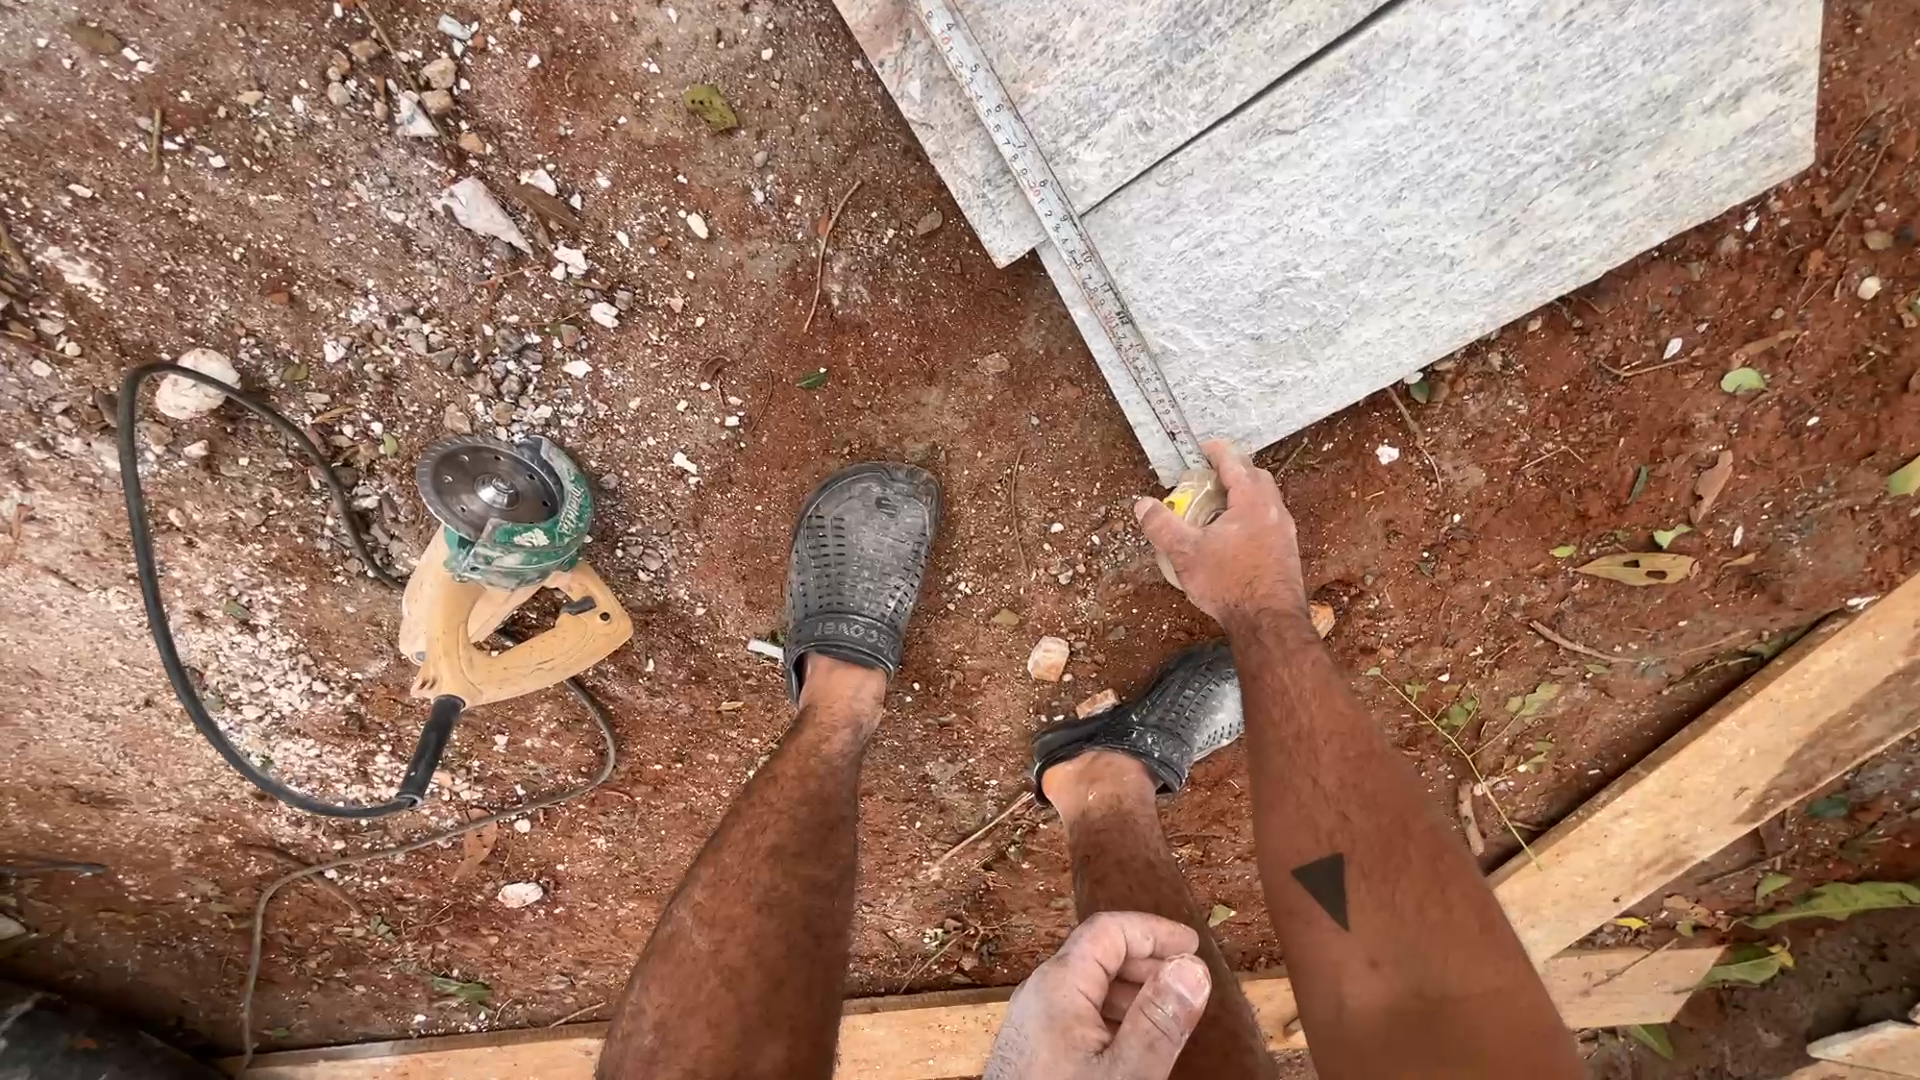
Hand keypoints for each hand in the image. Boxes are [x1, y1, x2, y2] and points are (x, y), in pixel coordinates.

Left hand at [983, 911, 1211, 1079]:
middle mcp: (1040, 991)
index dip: (1152, 930)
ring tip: (1169, 1012)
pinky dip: (1111, 1015)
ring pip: (1087, 984)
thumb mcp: (1126, 1074)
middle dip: (1146, 959)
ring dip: (1131, 989)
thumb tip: (1192, 968)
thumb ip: (1159, 1021)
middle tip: (1189, 982)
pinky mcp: (1033, 1046)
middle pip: (1097, 953)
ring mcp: (1033, 1018)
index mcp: (1059, 983)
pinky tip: (1133, 1043)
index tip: (1192, 945)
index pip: (1108, 930)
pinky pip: (1076, 1012)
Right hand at [1134, 439, 1307, 625]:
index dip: (1216, 451)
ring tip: (1216, 508)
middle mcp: (1274, 511)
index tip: (1202, 449)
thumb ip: (1162, 525)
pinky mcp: (1285, 553)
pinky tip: (1231, 538)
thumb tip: (1143, 505)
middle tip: (1207, 478)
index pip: (1235, 463)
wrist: (1268, 622)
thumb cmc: (1229, 583)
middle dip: (1232, 471)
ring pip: (1264, 501)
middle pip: (1255, 477)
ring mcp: (1284, 533)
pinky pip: (1267, 522)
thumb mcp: (1185, 552)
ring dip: (1241, 496)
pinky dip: (1248, 517)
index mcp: (1252, 502)